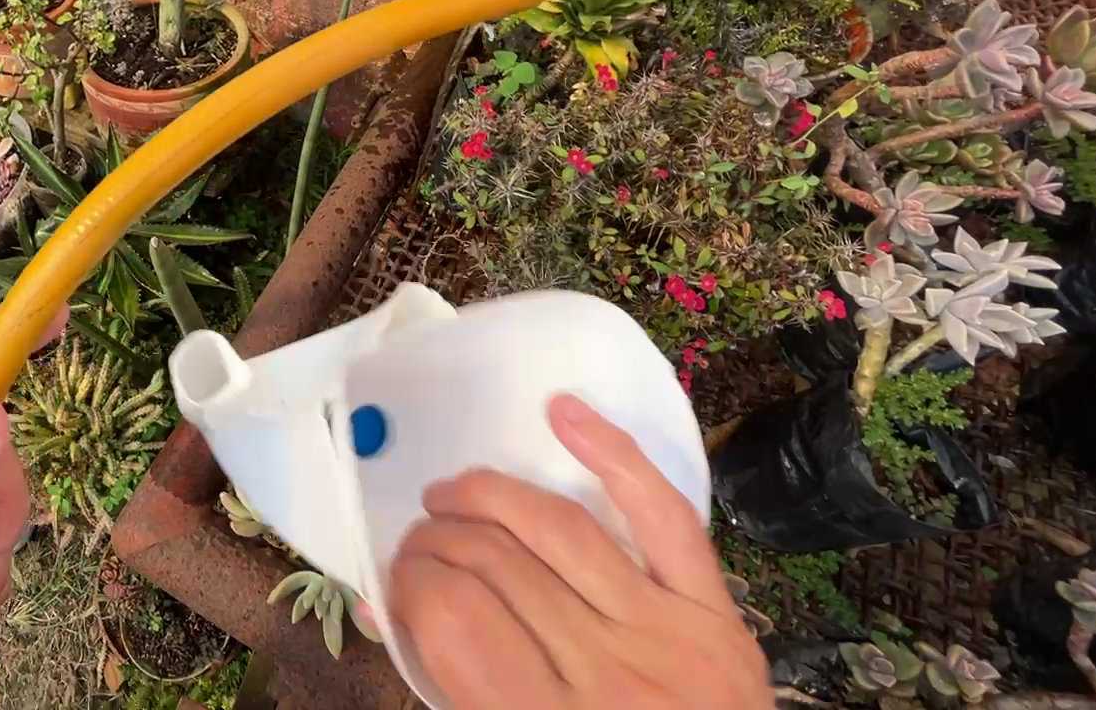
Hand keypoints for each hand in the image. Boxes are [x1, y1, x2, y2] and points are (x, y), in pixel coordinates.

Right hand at [388, 393, 768, 708]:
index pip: (451, 614)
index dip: (408, 581)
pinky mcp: (718, 614)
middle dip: (434, 539)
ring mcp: (673, 640)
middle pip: (493, 561)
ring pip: (555, 524)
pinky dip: (612, 453)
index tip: (398, 577)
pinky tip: (562, 413)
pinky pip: (663, 514)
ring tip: (451, 497)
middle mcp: (614, 682)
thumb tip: (378, 602)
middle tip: (419, 542)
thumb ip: (440, 682)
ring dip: (485, 493)